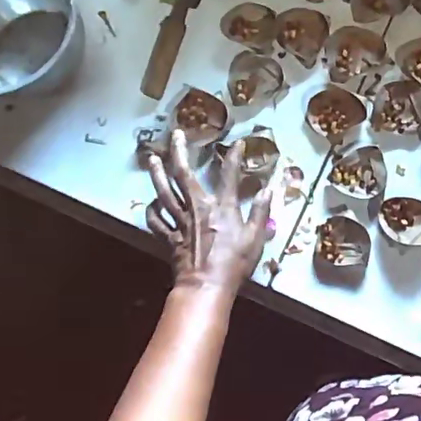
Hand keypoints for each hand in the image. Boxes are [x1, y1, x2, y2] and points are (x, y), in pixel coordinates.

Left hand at [143, 129, 279, 293]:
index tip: (238, 143)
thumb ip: (261, 213)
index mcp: (222, 207)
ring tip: (152, 159)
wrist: (206, 285)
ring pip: (164, 192)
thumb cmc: (234, 264)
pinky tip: (150, 202)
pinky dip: (151, 210)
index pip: (229, 175)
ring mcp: (180, 221)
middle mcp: (198, 207)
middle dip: (179, 152)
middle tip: (175, 134)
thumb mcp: (255, 239)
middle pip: (184, 174)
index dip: (234, 157)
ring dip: (157, 174)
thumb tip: (269, 190)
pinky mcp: (169, 236)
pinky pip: (156, 220)